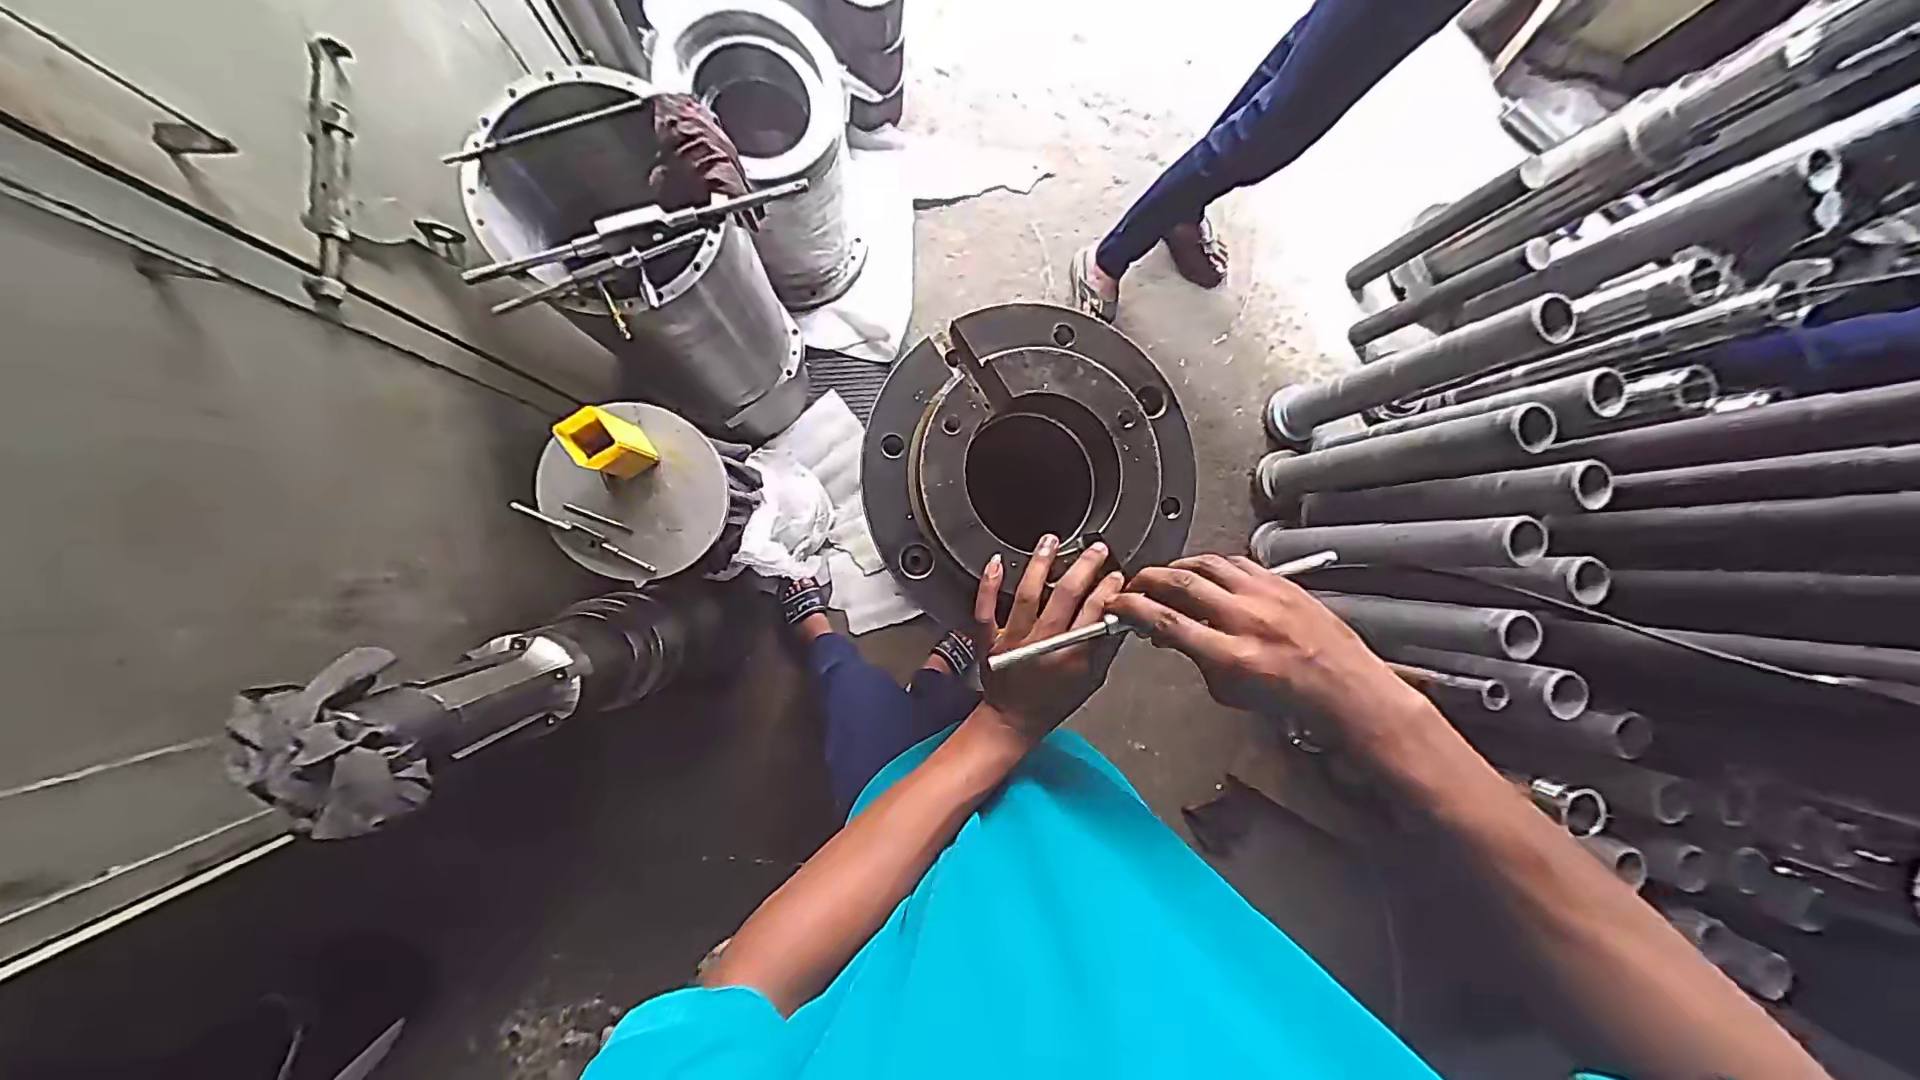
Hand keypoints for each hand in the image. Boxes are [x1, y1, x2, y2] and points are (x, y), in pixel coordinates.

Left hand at [972, 535, 1125, 745]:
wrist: (1013, 719)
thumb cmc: (1051, 701)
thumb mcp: (1089, 680)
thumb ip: (1104, 649)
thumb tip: (1121, 618)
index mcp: (1070, 653)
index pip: (1094, 611)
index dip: (1108, 589)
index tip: (1115, 575)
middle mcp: (1042, 642)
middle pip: (1064, 595)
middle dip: (1084, 567)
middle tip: (1095, 549)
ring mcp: (1012, 638)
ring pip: (1027, 593)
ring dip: (1040, 563)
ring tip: (1050, 541)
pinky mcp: (988, 639)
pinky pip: (985, 609)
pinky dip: (989, 585)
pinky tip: (995, 562)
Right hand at [1106, 554, 1430, 752]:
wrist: (1348, 691)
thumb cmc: (1294, 700)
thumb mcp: (1229, 692)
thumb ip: (1195, 658)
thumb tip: (1171, 634)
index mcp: (1232, 655)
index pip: (1165, 620)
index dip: (1132, 608)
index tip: (1119, 605)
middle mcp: (1249, 620)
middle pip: (1180, 582)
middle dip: (1147, 579)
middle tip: (1136, 585)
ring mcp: (1268, 597)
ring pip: (1207, 563)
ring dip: (1177, 566)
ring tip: (1167, 576)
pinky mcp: (1282, 585)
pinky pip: (1237, 562)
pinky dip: (1213, 565)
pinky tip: (1207, 573)